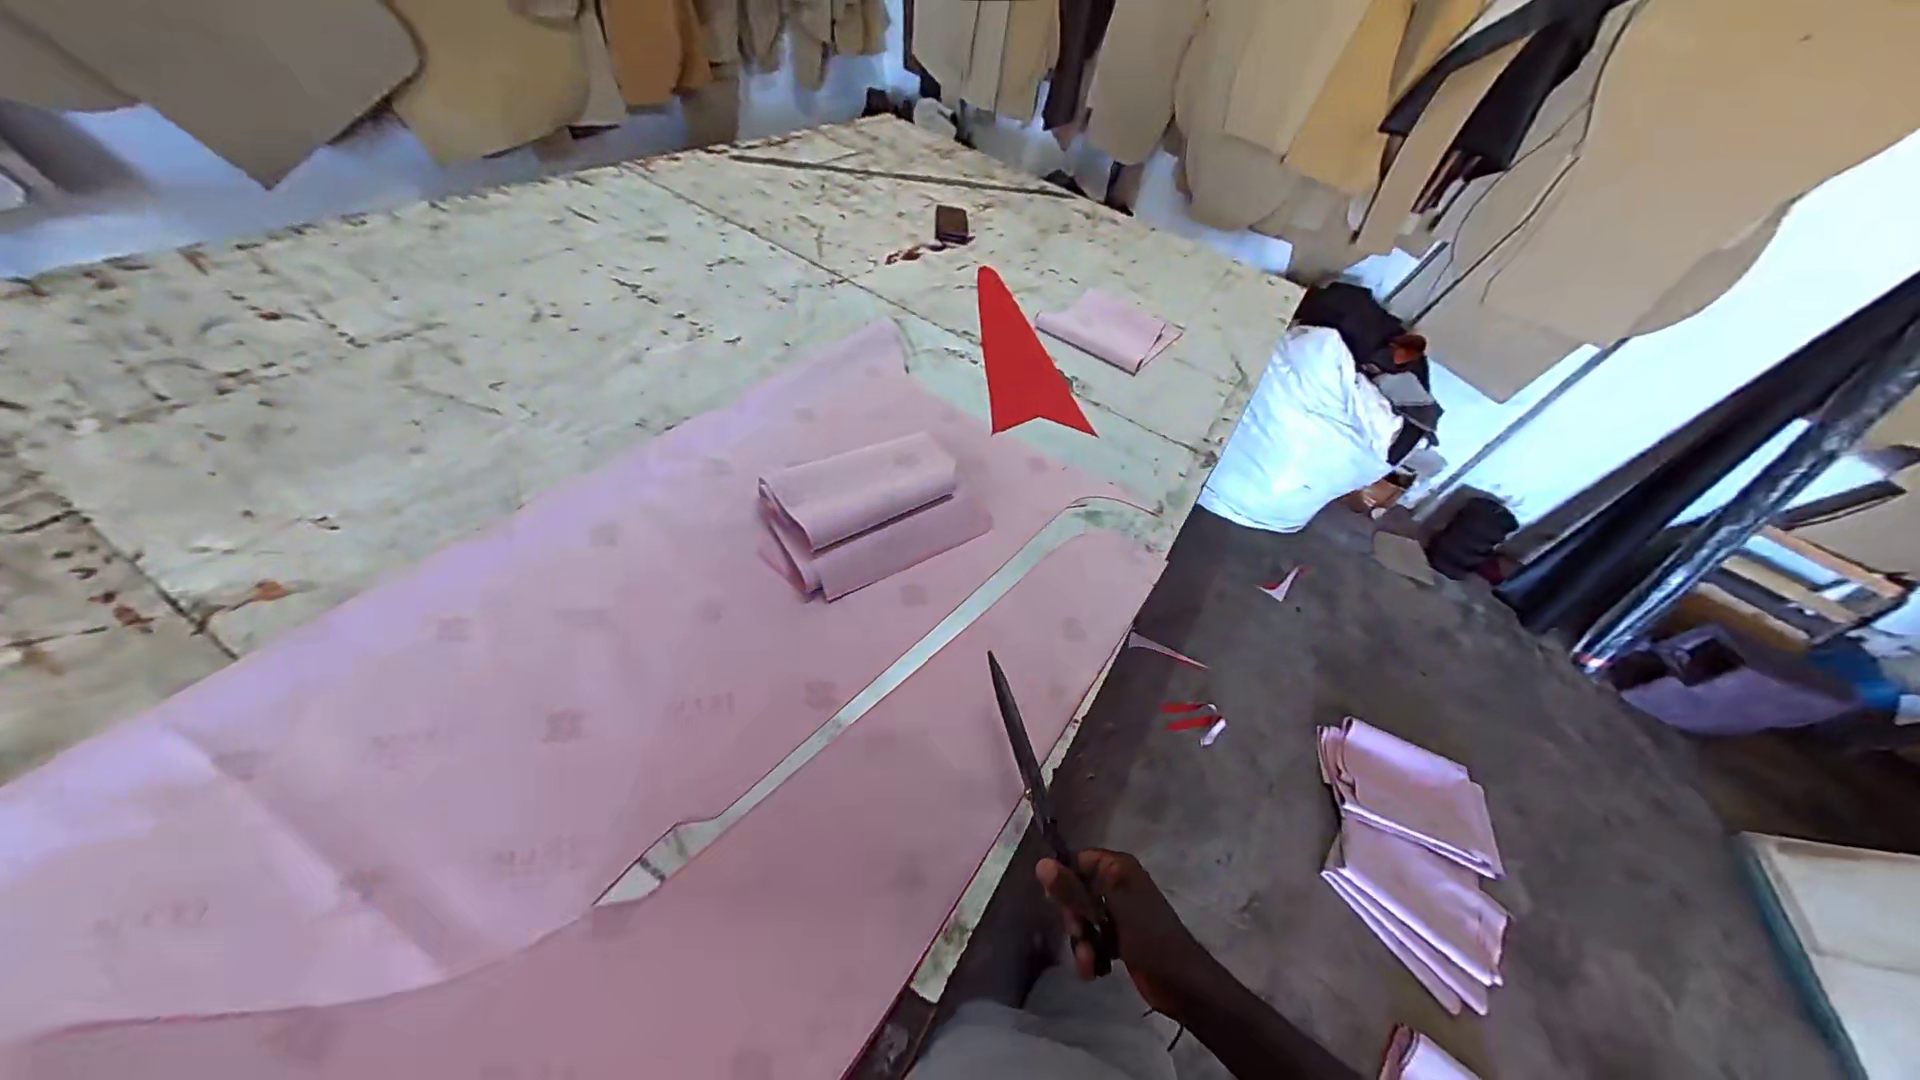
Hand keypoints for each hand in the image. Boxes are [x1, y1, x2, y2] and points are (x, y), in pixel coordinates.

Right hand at [1036, 849, 1217, 1018]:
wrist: (1183, 984)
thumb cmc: (1149, 938)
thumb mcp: (1107, 912)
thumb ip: (1073, 890)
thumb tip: (1041, 864)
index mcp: (1117, 867)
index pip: (1076, 860)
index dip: (1062, 880)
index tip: (1053, 901)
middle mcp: (1116, 883)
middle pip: (1076, 891)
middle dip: (1073, 918)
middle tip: (1078, 934)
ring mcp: (1118, 911)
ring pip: (1082, 918)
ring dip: (1081, 942)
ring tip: (1088, 962)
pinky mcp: (1118, 937)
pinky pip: (1092, 937)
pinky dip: (1090, 953)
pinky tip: (1095, 970)